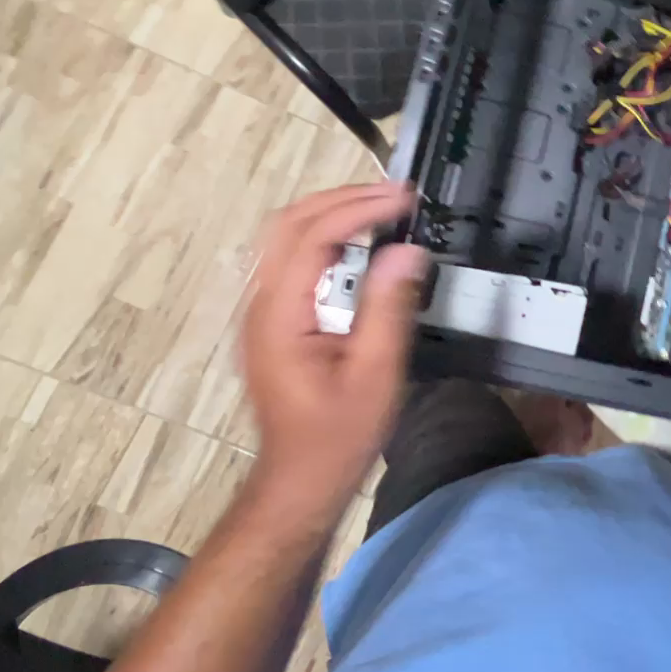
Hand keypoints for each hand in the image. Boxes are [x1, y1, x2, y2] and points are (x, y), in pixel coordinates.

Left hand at [242, 182, 428, 504]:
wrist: (301, 478)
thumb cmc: (338, 434)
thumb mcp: (375, 374)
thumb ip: (388, 307)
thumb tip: (408, 251)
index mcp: (281, 314)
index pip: (313, 235)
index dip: (359, 208)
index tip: (404, 199)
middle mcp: (262, 303)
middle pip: (290, 223)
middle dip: (344, 198)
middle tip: (396, 194)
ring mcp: (264, 310)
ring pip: (288, 236)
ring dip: (335, 212)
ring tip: (384, 208)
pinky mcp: (276, 319)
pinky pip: (296, 259)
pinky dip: (329, 237)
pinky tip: (362, 242)